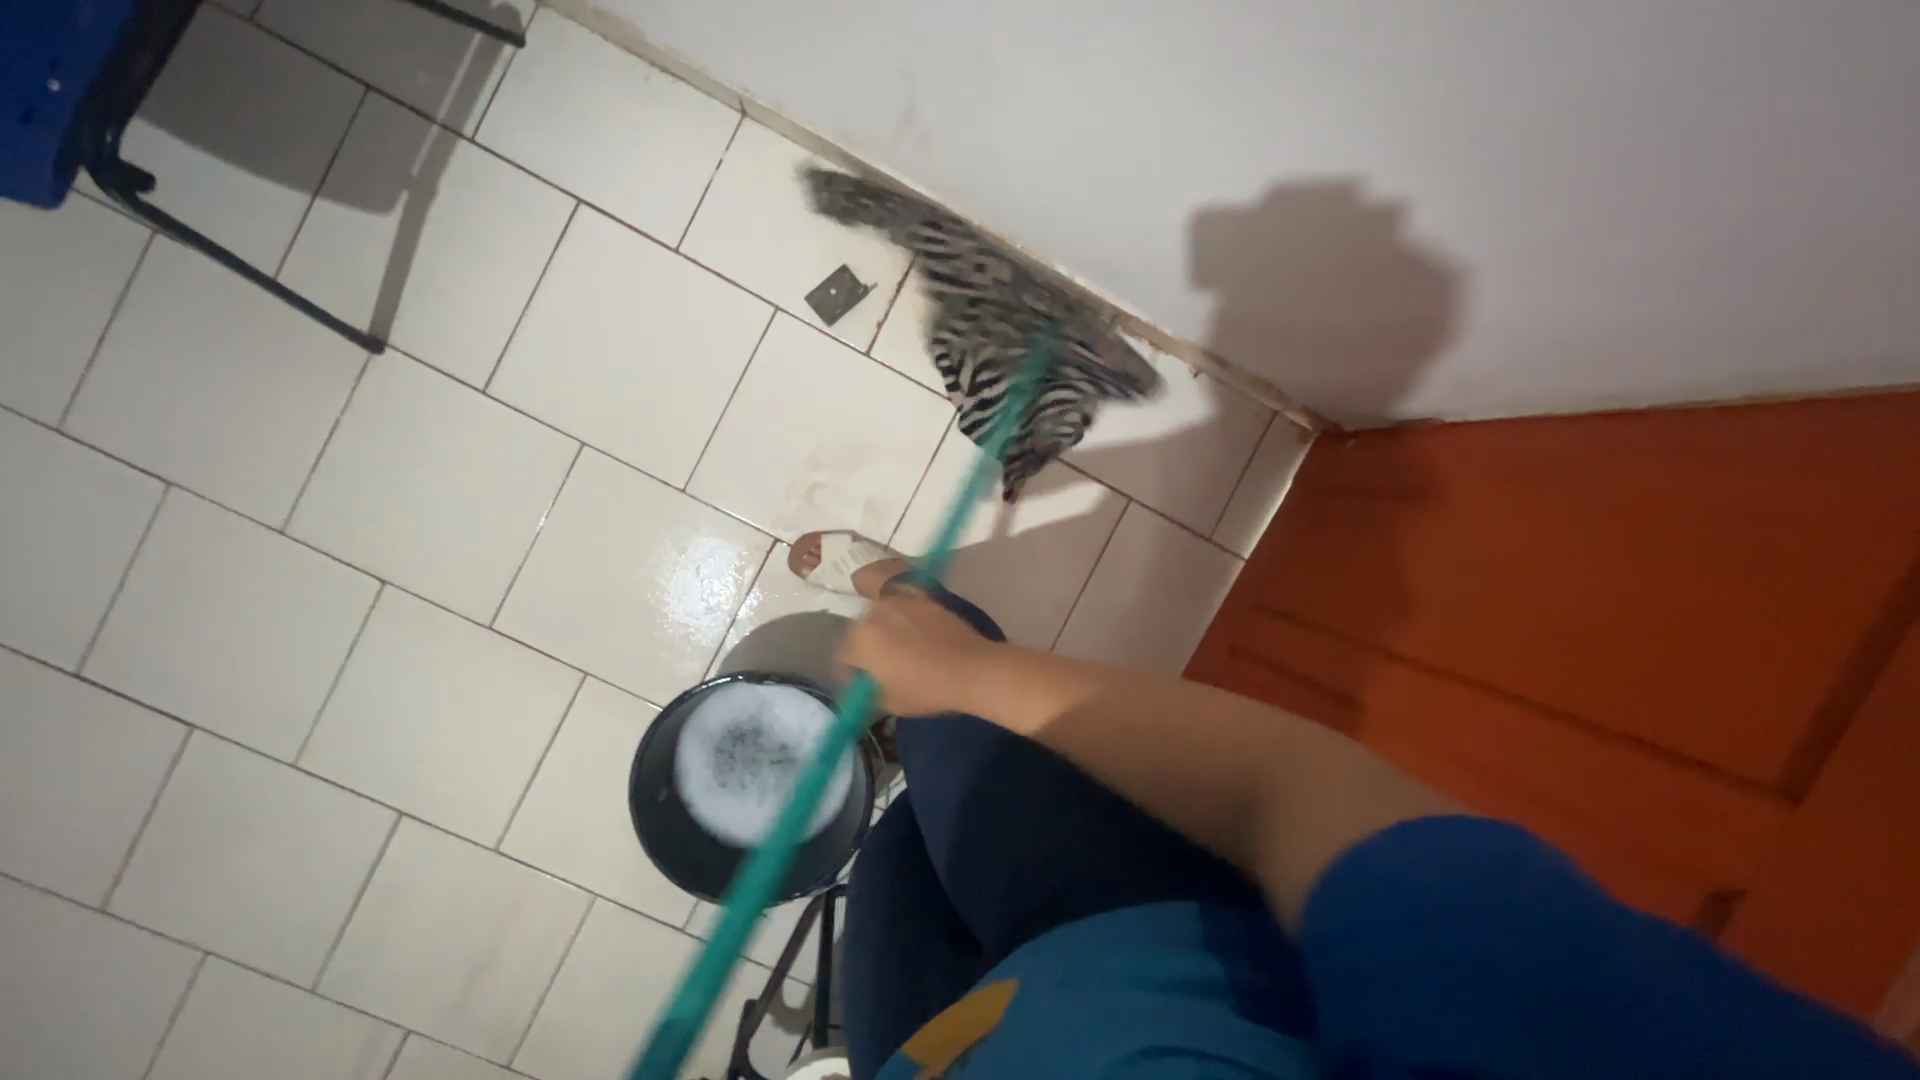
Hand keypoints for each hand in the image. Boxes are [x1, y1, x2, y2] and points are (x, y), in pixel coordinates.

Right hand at [838, 588, 1000, 716]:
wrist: (970, 669)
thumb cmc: (926, 690)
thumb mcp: (887, 702)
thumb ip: (863, 692)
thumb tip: (857, 685)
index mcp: (858, 642)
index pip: (842, 657)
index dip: (851, 673)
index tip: (864, 684)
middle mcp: (871, 616)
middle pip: (857, 632)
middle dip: (864, 648)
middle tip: (882, 665)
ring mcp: (896, 601)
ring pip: (875, 611)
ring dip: (880, 625)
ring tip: (897, 642)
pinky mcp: (919, 596)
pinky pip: (898, 593)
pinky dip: (896, 601)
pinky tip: (903, 613)